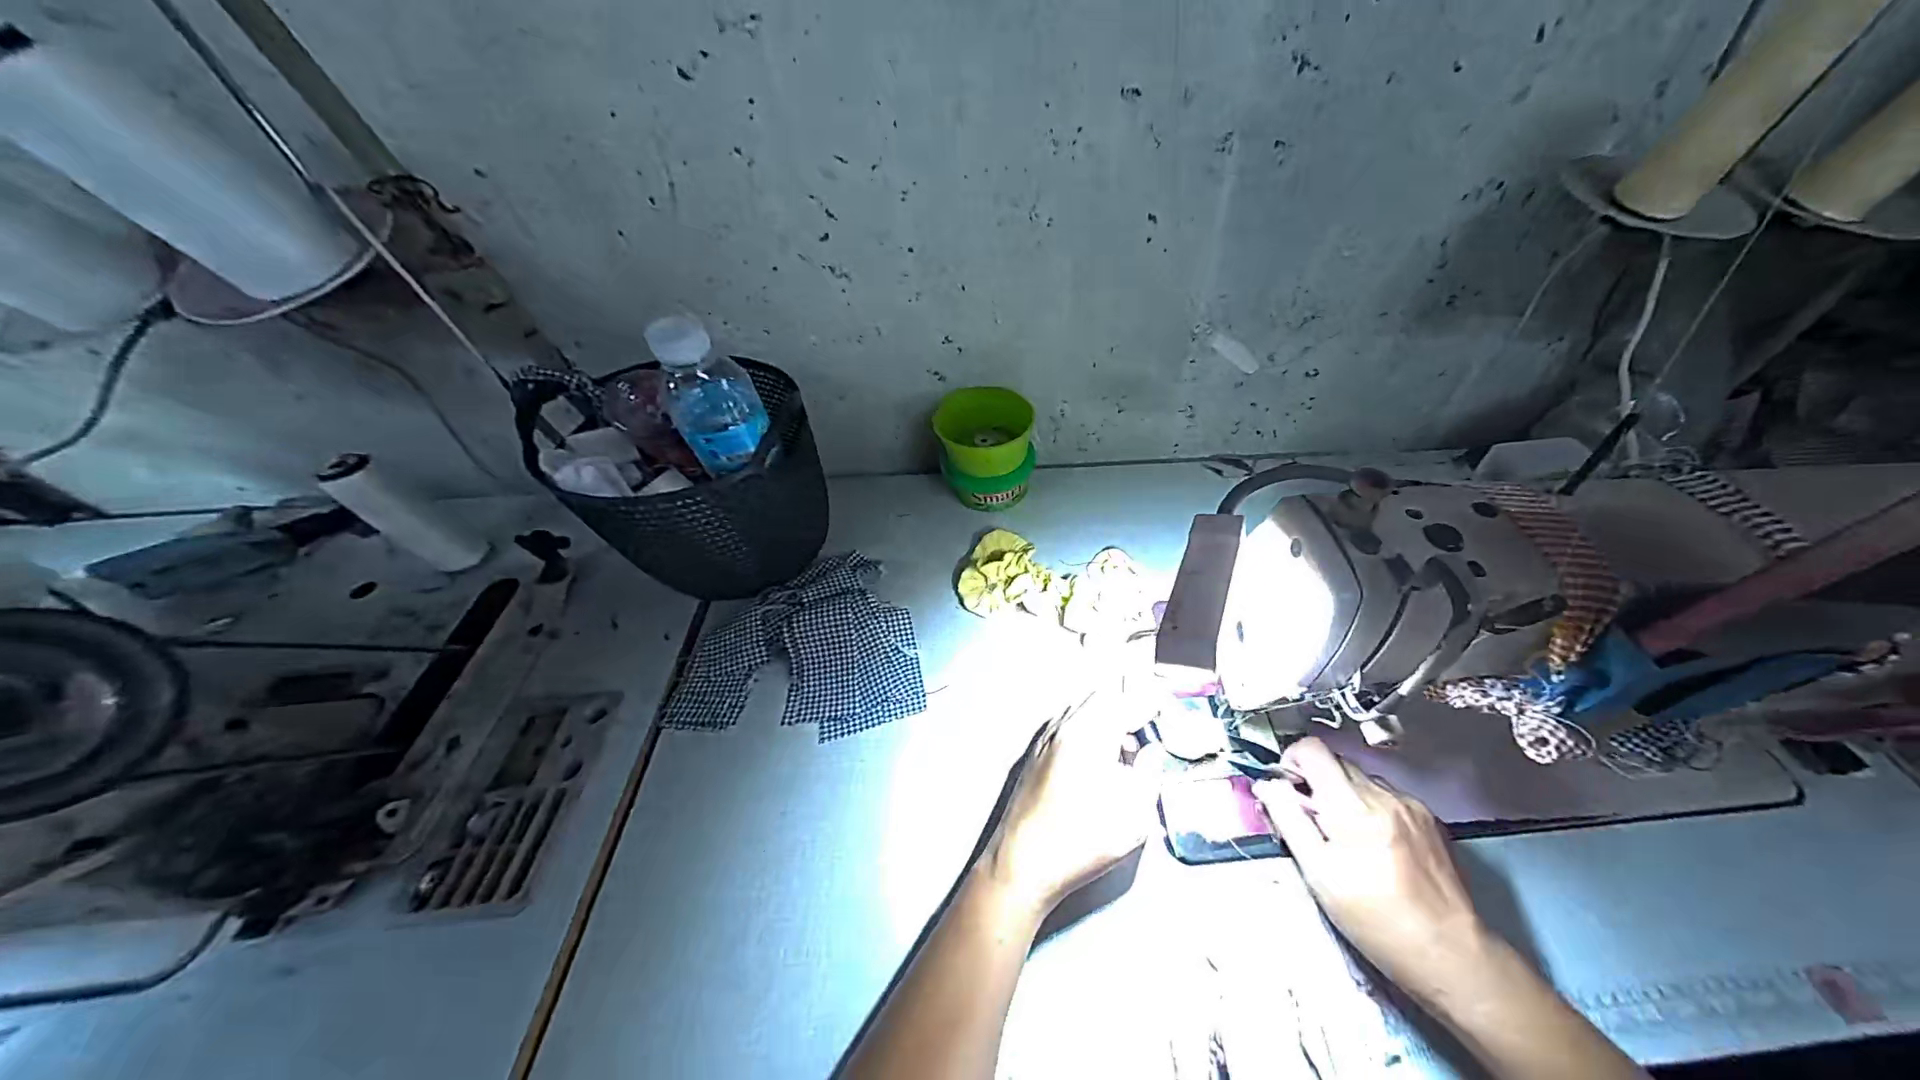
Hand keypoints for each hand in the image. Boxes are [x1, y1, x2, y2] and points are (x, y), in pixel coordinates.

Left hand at [977, 692, 1154, 914]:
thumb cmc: (1082, 840)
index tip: (1167, 711)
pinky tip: (1096, 763)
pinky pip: (1067, 726)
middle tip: (1147, 731)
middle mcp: (1062, 727)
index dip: (1152, 703)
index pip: (1127, 700)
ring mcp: (1044, 739)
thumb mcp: (1135, 812)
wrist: (1022, 864)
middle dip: (1128, 707)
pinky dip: (1087, 731)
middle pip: (1101, 697)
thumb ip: (1149, 773)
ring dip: (1106, 719)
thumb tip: (1151, 751)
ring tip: (1124, 751)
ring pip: (1081, 710)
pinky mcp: (1034, 755)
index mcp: (1088, 733)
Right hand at [1252, 737, 1490, 999]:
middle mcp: (1386, 795)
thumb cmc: (1376, 919)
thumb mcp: (1319, 873)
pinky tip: (1374, 846)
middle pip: (1336, 763)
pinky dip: (1368, 809)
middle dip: (1316, 784)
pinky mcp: (1429, 819)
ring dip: (1343, 797)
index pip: (1313, 749)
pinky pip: (1384, 797)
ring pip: (1360, 780)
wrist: (1452, 955)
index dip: (1292, 761)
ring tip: (1345, 840)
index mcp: (1356, 807)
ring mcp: (1412, 805)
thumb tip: (1267, 785)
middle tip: (1313, 823)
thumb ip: (1289, 820)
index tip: (1287, 791)